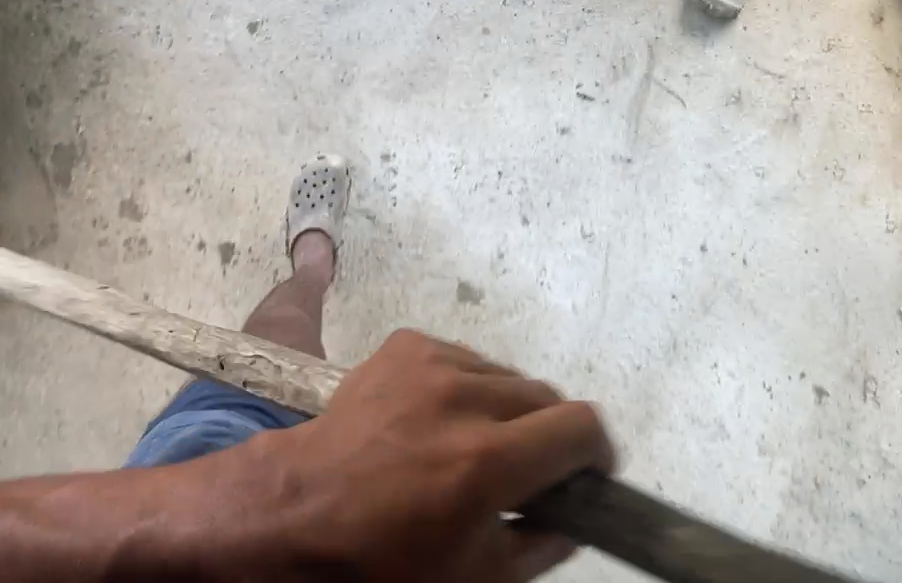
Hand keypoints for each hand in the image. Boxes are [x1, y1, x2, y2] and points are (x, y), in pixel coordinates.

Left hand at [255, 329, 614, 581]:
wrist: (305, 503)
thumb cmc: (389, 554)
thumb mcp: (477, 573)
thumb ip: (542, 543)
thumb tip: (573, 515)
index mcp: (488, 458)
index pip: (581, 426)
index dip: (596, 452)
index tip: (587, 472)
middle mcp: (464, 396)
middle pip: (545, 396)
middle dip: (547, 432)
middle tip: (524, 465)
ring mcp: (431, 360)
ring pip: (503, 374)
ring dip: (504, 406)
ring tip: (472, 438)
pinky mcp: (405, 342)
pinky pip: (461, 357)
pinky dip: (464, 384)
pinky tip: (436, 414)